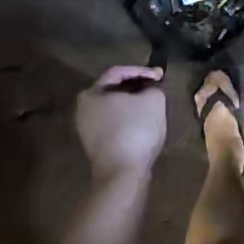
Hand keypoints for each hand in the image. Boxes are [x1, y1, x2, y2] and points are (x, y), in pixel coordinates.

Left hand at [75, 66, 166, 180]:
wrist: (122, 173)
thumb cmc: (135, 130)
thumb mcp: (153, 100)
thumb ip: (153, 88)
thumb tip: (150, 90)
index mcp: (91, 92)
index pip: (118, 72)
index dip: (142, 71)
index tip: (161, 75)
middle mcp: (83, 108)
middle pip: (113, 90)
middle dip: (136, 87)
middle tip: (155, 87)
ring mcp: (86, 129)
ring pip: (113, 109)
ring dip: (132, 105)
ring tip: (151, 105)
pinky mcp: (94, 146)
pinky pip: (113, 125)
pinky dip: (127, 120)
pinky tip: (142, 124)